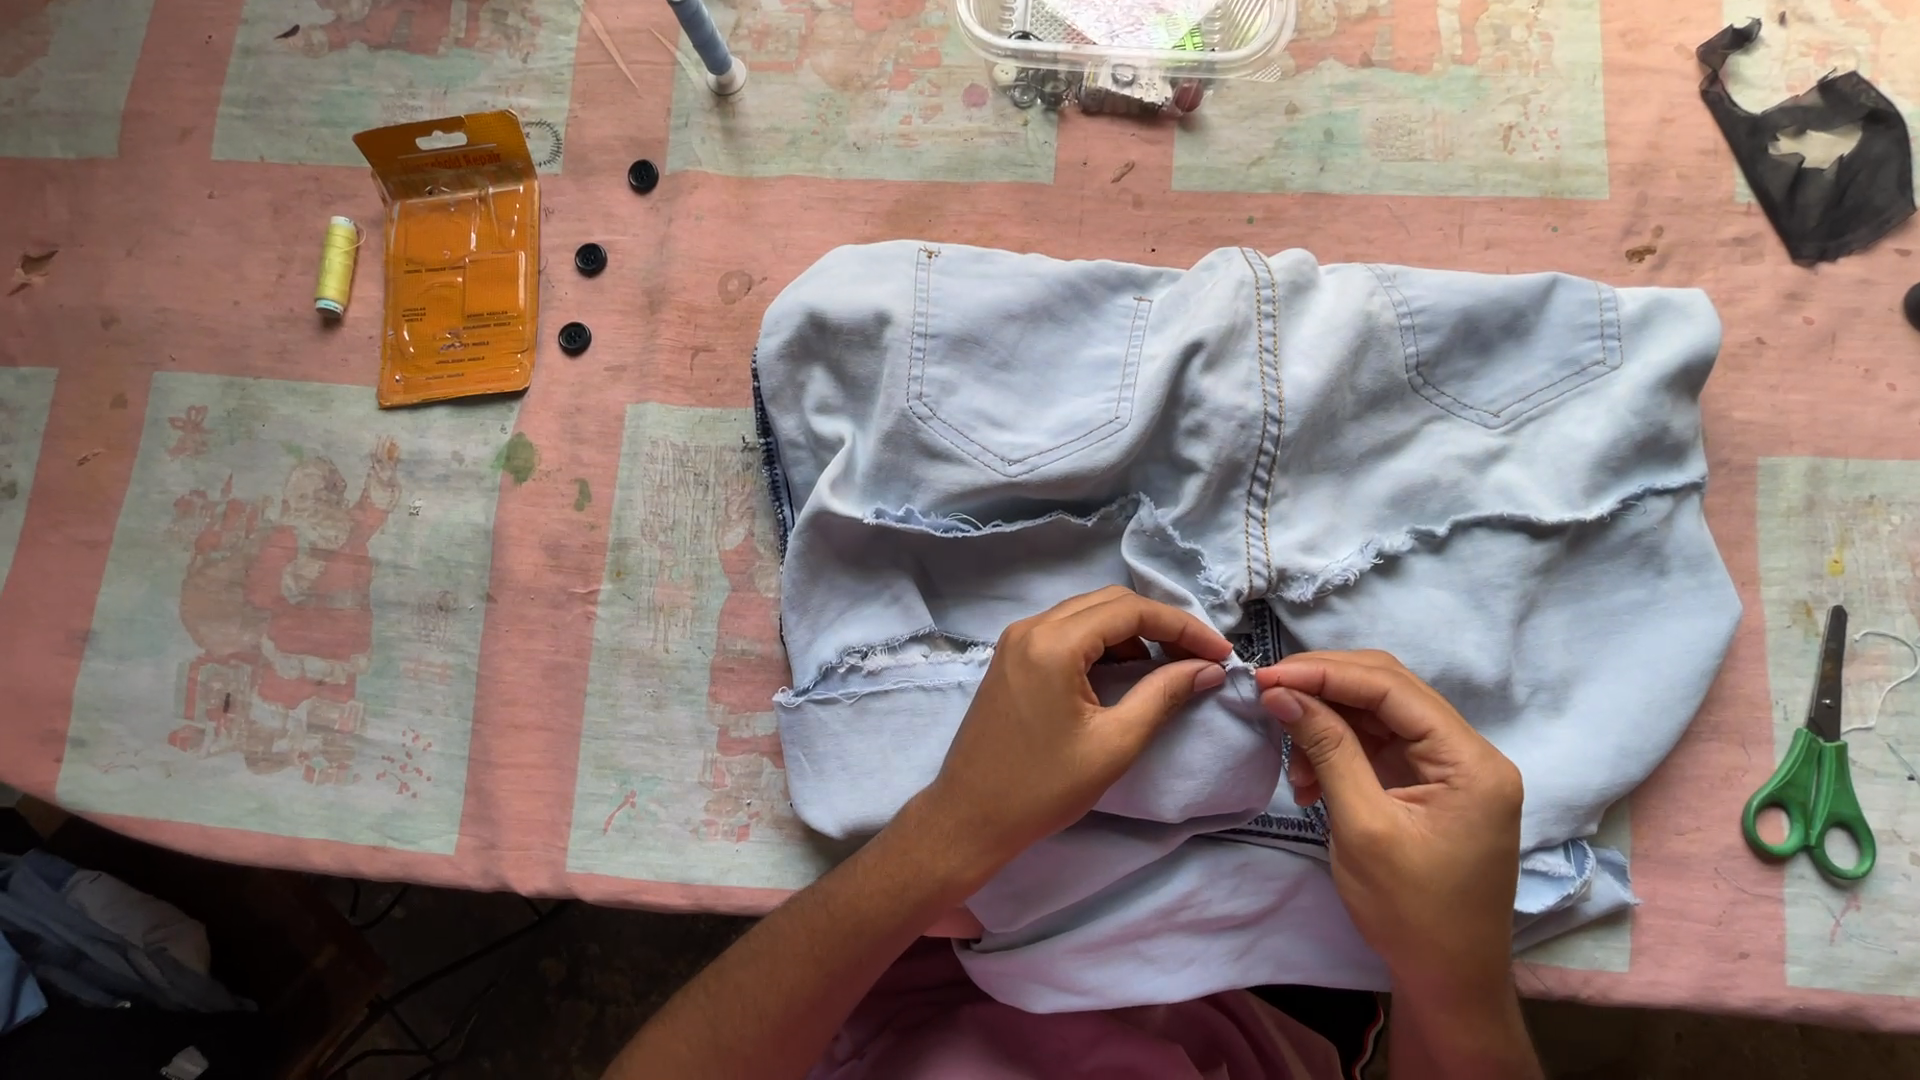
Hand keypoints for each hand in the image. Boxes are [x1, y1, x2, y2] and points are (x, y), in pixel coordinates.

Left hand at [912, 586, 1233, 885]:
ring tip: (1167, 668)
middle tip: (1199, 659)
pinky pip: (1065, 632)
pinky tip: (1124, 672)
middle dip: (1159, 625)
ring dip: (1131, 633)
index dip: (1182, 626)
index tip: (1219, 653)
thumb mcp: (1114, 744)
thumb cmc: (1042, 788)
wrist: (970, 816)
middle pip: (1108, 602)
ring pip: (1086, 614)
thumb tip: (1207, 669)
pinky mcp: (1011, 657)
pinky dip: (1101, 644)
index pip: (1131, 610)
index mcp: (1053, 643)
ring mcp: (1016, 640)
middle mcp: (1030, 628)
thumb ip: (1163, 696)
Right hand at [1256, 651, 1522, 997]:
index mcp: (1471, 761)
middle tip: (1269, 694)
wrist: (1446, 978)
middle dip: (1323, 687)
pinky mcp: (1425, 781)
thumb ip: (1326, 748)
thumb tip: (1280, 692)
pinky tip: (1308, 779)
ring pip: (1376, 712)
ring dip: (1325, 723)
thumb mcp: (1362, 825)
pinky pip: (1374, 742)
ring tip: (1294, 764)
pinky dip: (1334, 749)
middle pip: (1387, 688)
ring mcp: (1447, 766)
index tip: (1269, 676)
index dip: (1327, 673)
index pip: (1392, 688)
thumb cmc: (1411, 910)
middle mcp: (1467, 752)